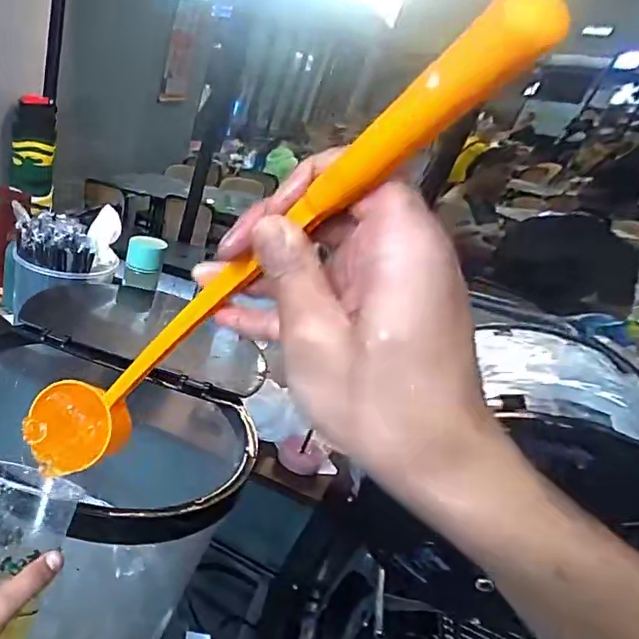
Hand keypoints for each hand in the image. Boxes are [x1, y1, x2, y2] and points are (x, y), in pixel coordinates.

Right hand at [193, 150, 505, 500]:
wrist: (431, 463)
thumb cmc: (376, 401)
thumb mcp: (317, 337)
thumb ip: (291, 273)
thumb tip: (268, 225)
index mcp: (398, 244)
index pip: (356, 175)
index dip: (301, 188)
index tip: (258, 225)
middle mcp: (395, 255)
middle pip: (329, 217)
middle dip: (271, 233)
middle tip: (222, 260)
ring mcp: (381, 288)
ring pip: (318, 259)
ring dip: (264, 272)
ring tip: (207, 283)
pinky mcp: (370, 318)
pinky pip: (323, 296)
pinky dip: (283, 304)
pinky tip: (228, 314)